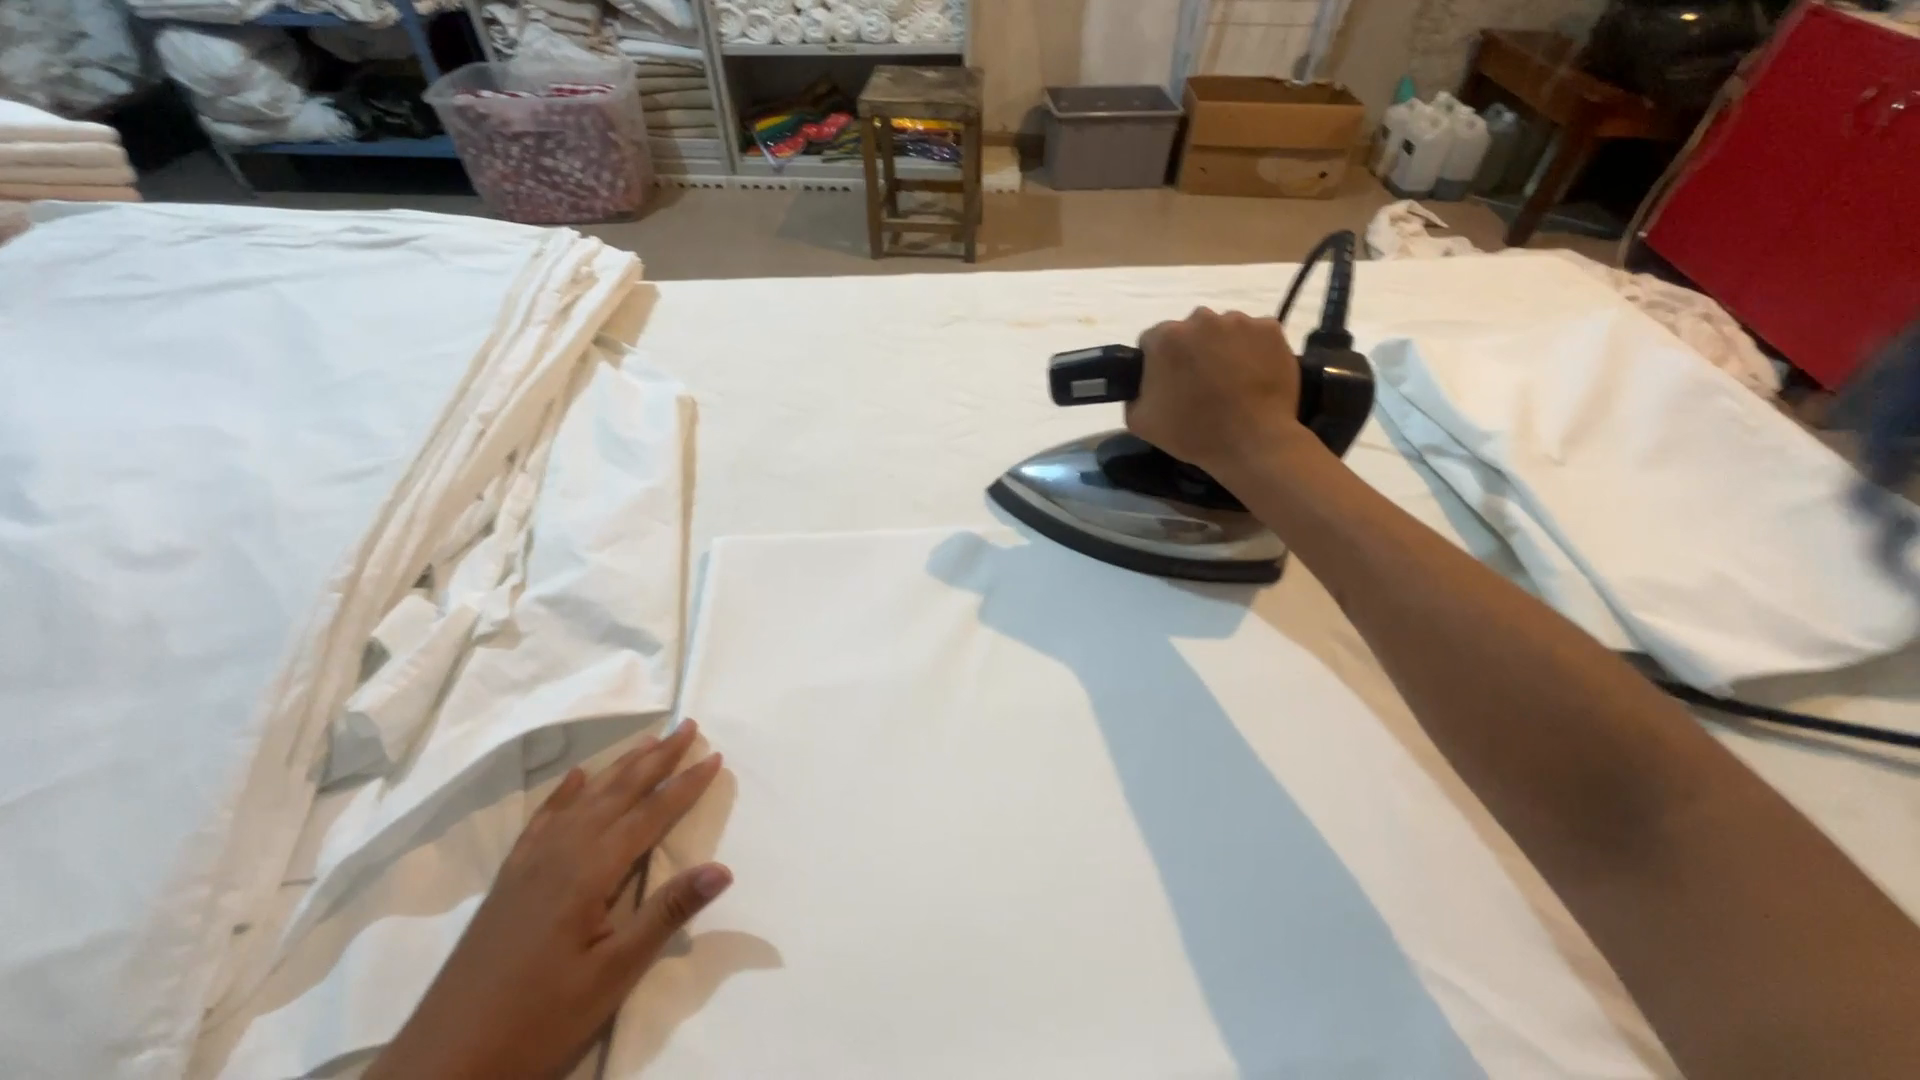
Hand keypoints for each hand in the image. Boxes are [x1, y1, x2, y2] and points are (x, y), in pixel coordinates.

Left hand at [367, 722, 729, 1079]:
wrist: (446, 1060)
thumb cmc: (540, 1020)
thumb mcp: (613, 974)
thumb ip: (666, 914)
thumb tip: (723, 868)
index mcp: (589, 872)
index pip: (649, 816)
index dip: (685, 786)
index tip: (715, 756)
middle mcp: (560, 854)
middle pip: (617, 794)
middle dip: (656, 760)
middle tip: (688, 727)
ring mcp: (529, 865)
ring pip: (583, 800)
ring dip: (619, 768)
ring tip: (647, 741)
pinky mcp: (510, 881)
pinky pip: (543, 820)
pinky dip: (564, 794)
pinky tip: (574, 779)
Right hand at [1127, 308, 1305, 473]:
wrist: (1252, 442)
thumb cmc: (1192, 433)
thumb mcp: (1139, 422)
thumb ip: (1134, 394)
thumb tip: (1145, 386)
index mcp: (1165, 338)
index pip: (1153, 340)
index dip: (1158, 362)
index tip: (1168, 383)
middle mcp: (1201, 319)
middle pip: (1190, 330)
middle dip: (1192, 351)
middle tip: (1201, 383)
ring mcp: (1240, 322)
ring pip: (1224, 330)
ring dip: (1223, 348)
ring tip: (1232, 381)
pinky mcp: (1271, 329)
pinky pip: (1255, 335)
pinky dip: (1254, 349)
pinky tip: (1254, 375)